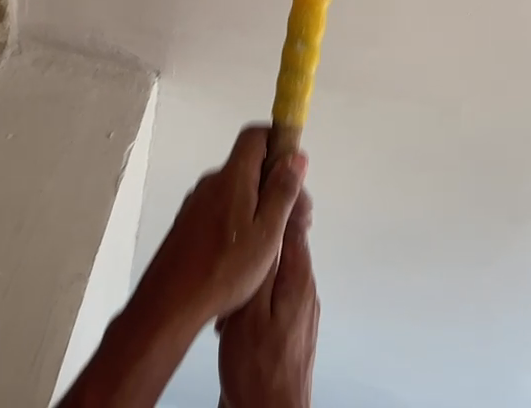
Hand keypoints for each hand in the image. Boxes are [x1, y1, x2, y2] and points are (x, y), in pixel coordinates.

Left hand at [135, 126, 307, 326]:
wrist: (169, 304)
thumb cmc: (224, 269)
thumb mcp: (266, 233)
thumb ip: (282, 192)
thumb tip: (296, 157)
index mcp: (232, 177)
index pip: (256, 136)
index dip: (278, 142)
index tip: (295, 171)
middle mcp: (212, 182)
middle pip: (250, 165)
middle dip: (276, 183)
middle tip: (297, 218)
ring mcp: (197, 203)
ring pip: (238, 190)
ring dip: (261, 205)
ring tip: (275, 241)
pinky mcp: (189, 223)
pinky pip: (223, 207)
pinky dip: (241, 218)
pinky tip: (247, 252)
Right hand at [218, 192, 318, 407]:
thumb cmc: (257, 366)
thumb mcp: (250, 307)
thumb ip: (263, 260)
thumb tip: (278, 214)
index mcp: (297, 274)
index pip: (296, 215)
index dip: (283, 186)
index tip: (267, 164)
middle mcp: (303, 283)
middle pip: (287, 233)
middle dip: (263, 215)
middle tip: (236, 203)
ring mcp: (297, 302)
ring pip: (276, 259)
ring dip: (255, 248)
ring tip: (228, 244)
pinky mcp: (286, 321)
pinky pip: (272, 283)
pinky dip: (253, 275)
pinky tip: (232, 287)